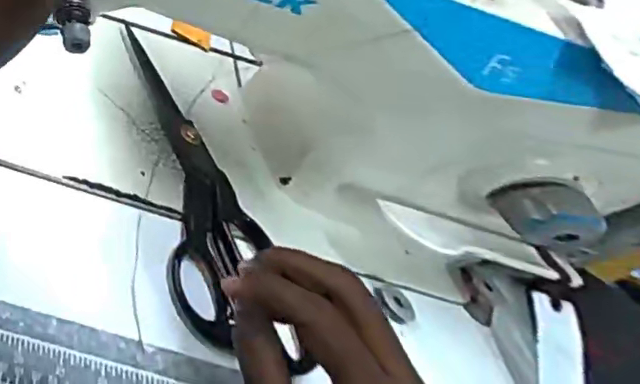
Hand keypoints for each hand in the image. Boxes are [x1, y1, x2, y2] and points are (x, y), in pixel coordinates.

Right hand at [225, 249, 422, 383]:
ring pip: (357, 300)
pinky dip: (319, 303)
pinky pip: (361, 322)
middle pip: (348, 290)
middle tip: (246, 268)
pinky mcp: (400, 379)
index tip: (230, 284)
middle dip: (289, 266)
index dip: (268, 289)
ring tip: (261, 285)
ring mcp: (409, 378)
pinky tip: (291, 314)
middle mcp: (405, 379)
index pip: (319, 313)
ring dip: (302, 279)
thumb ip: (262, 362)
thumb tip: (243, 302)